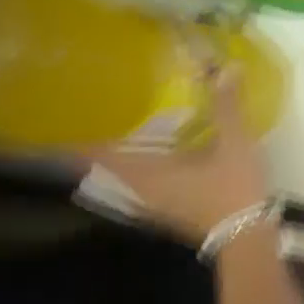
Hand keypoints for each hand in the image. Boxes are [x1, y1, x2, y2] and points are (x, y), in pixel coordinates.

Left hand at [86, 69, 271, 243]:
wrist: (248, 237)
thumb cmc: (234, 189)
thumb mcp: (235, 144)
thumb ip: (227, 107)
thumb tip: (227, 67)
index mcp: (147, 172)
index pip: (97, 155)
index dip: (75, 140)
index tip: (56, 124)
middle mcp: (142, 188)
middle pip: (108, 166)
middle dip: (99, 145)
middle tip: (94, 119)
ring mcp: (154, 203)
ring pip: (126, 177)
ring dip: (121, 159)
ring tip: (121, 136)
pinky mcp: (169, 211)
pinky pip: (143, 185)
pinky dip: (142, 170)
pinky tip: (158, 159)